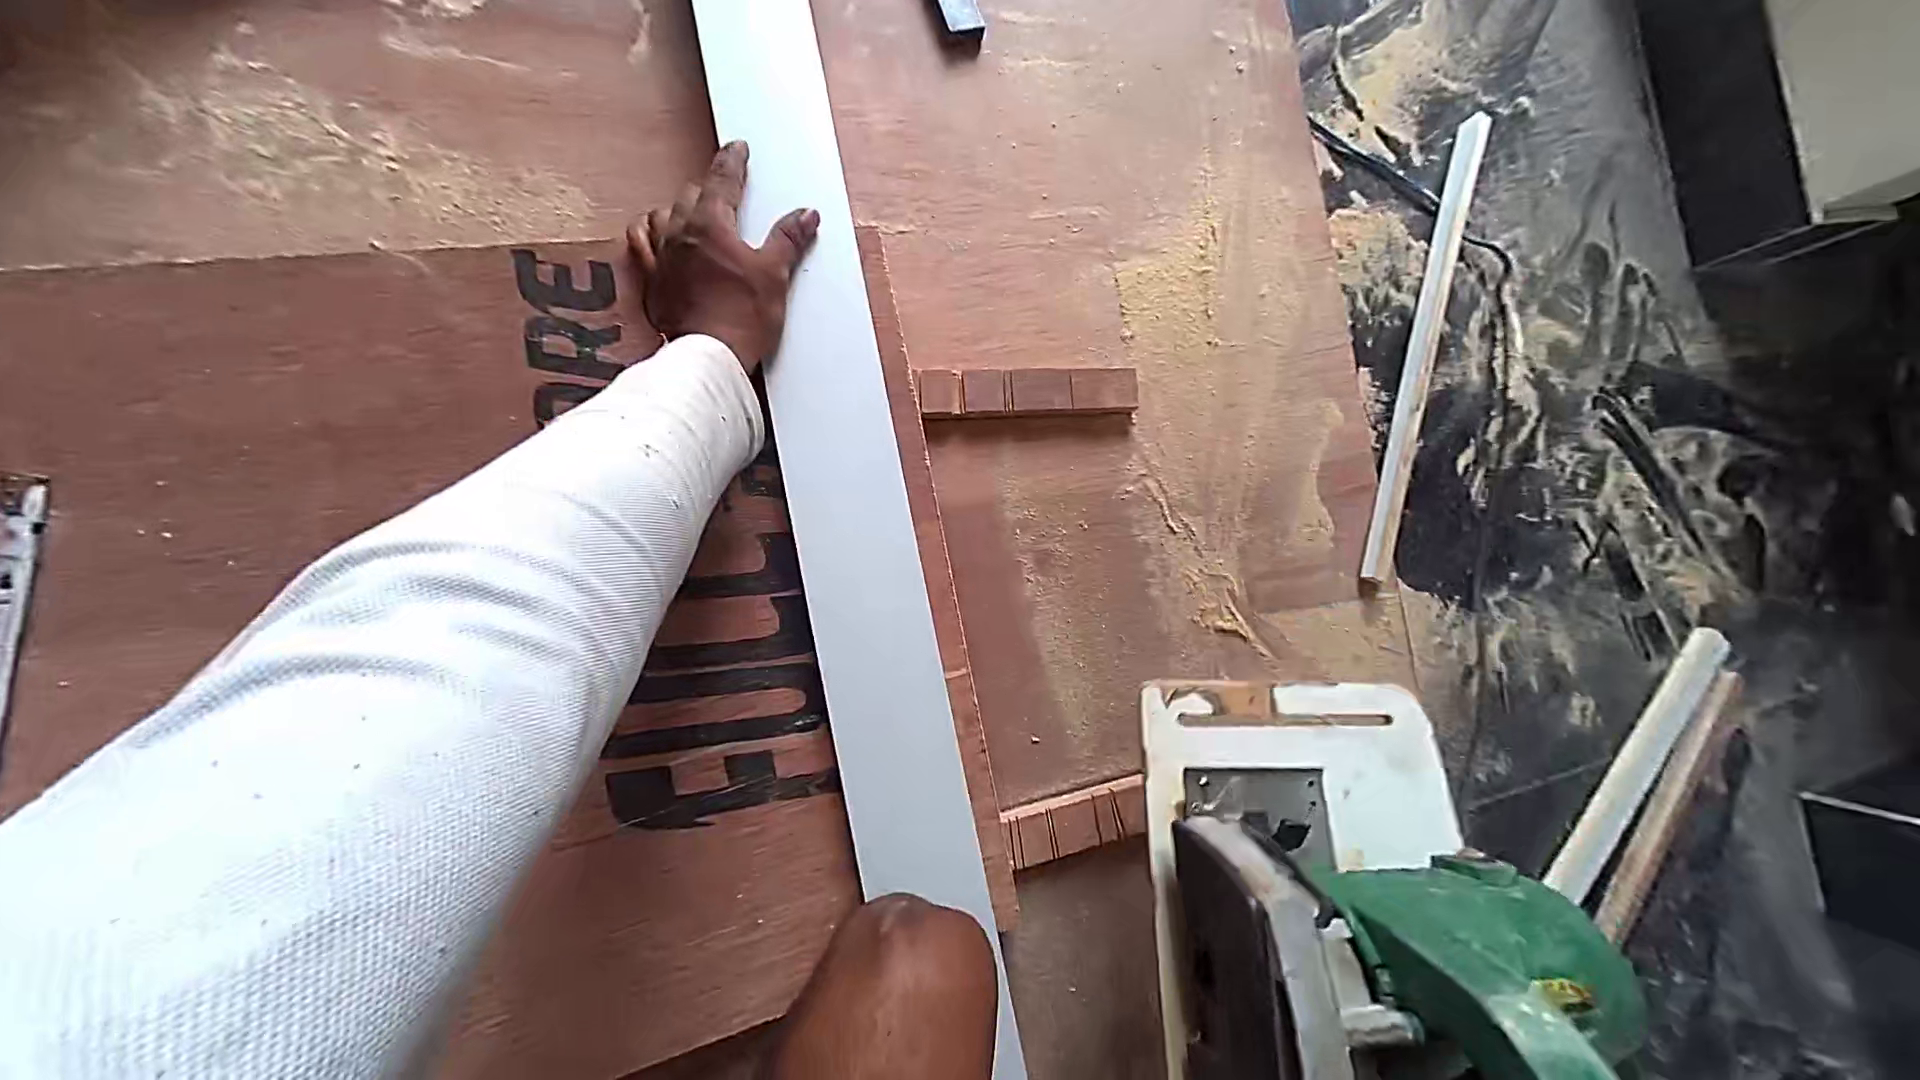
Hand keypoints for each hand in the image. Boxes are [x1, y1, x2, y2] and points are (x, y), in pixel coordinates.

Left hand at [629, 141, 820, 371]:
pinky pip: (642, 246)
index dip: (733, 162)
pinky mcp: (653, 282)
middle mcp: (679, 234)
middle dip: (710, 190)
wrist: (710, 356)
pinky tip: (655, 238)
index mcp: (711, 226)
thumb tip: (805, 216)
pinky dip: (650, 236)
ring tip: (692, 216)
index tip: (738, 150)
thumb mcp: (774, 276)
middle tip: (726, 193)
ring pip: (663, 216)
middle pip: (691, 195)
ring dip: (679, 211)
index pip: (722, 180)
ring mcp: (661, 258)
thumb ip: (787, 240)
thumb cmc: (741, 320)